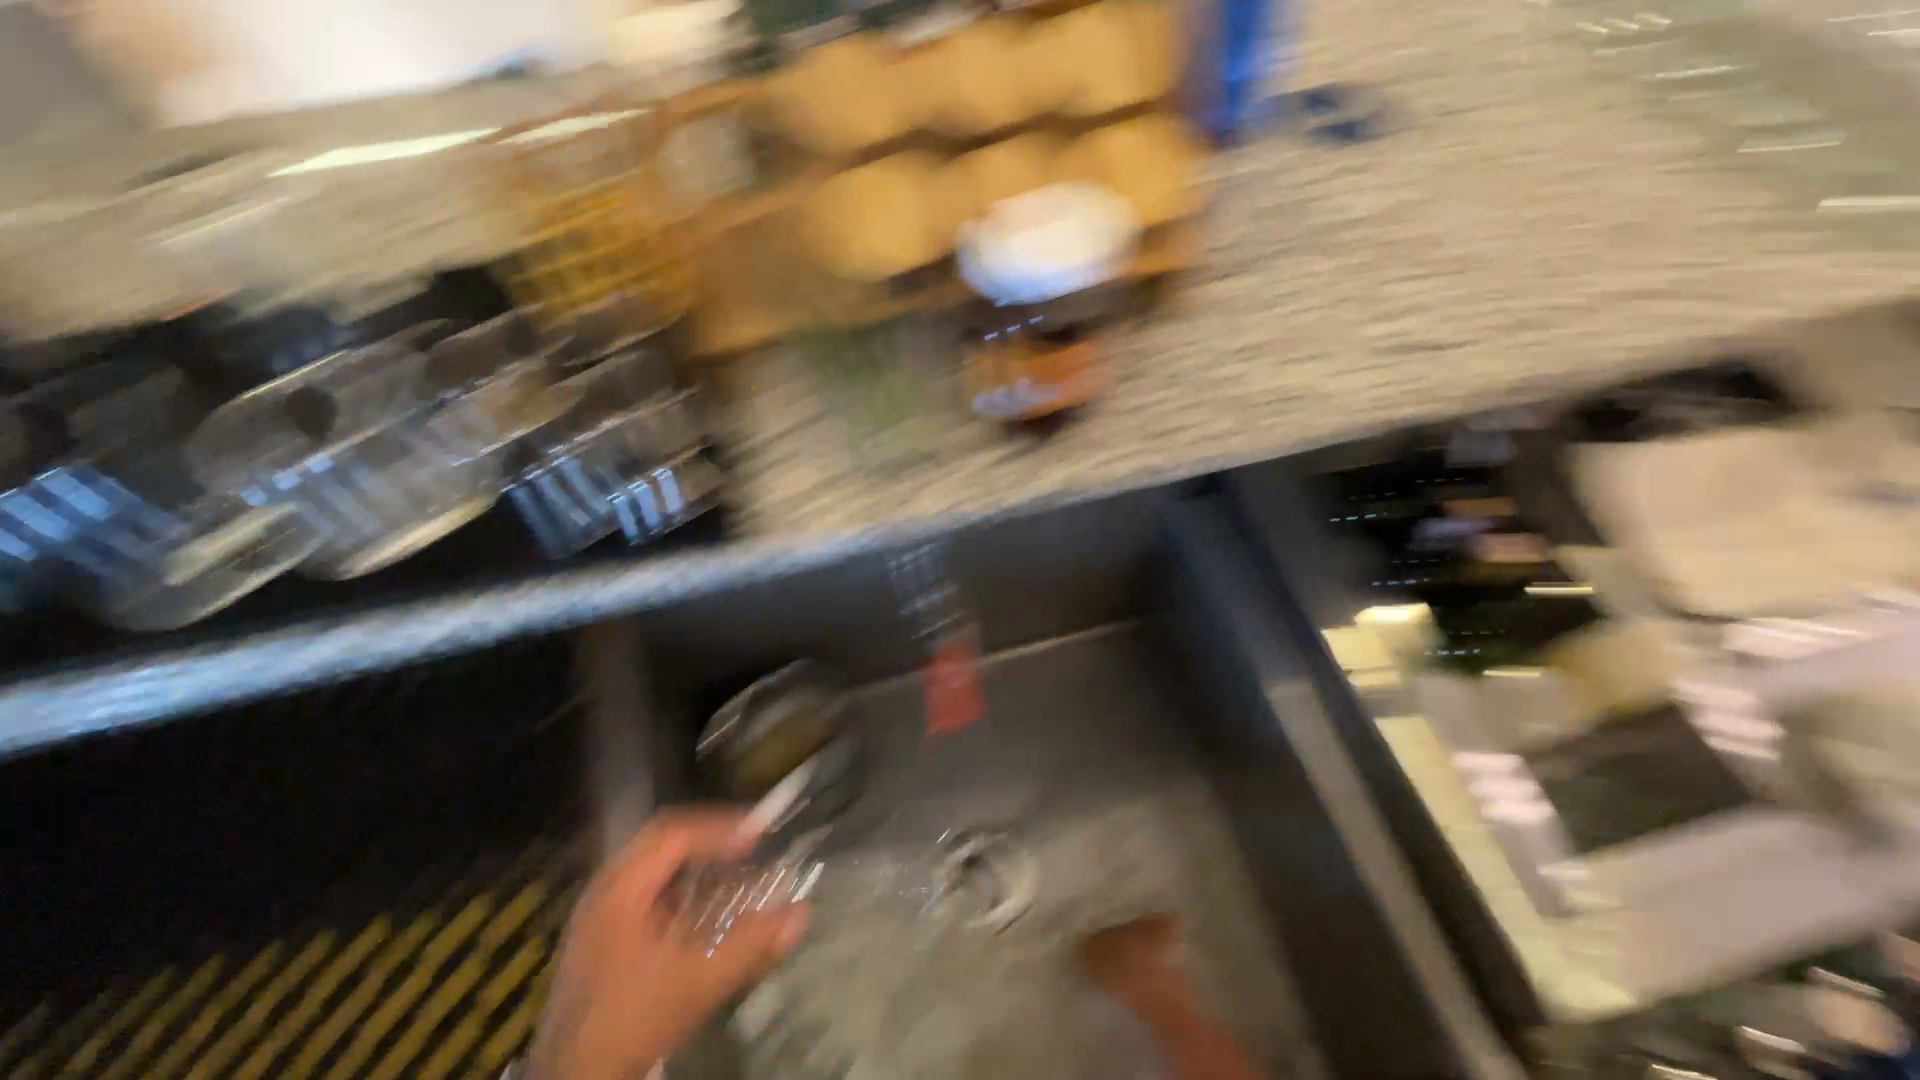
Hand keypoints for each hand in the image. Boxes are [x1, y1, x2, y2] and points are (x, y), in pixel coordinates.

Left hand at [526, 808, 809, 1079]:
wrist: (574, 1075)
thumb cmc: (634, 1018)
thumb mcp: (699, 982)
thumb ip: (752, 945)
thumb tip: (799, 914)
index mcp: (621, 889)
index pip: (673, 834)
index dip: (719, 829)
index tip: (758, 836)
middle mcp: (604, 889)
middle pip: (659, 839)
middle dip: (708, 837)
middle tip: (748, 844)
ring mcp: (595, 912)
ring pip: (649, 863)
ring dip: (692, 861)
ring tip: (730, 868)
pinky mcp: (597, 934)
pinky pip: (641, 887)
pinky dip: (676, 885)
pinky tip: (698, 909)